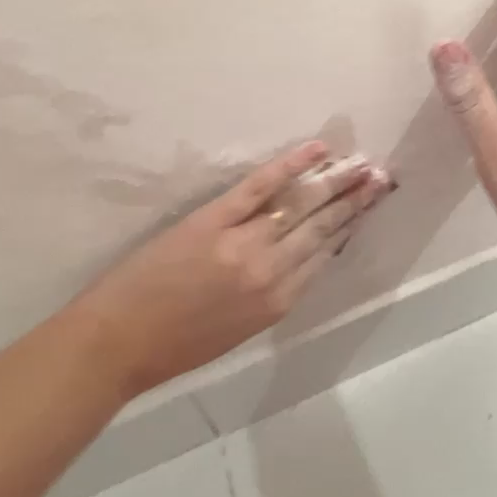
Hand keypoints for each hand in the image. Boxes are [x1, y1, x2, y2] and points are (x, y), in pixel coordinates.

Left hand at [72, 142, 391, 395]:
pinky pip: (261, 186)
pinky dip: (290, 164)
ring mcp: (245, 242)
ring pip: (301, 204)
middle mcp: (272, 270)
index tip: (367, 207)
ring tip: (360, 162)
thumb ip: (273, 296)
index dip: (348, 228)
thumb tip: (301, 261)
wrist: (116, 343)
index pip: (323, 255)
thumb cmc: (174, 347)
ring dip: (335, 180)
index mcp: (278, 302)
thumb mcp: (239, 331)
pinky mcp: (215, 219)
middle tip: (380, 177)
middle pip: (322, 227)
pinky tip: (316, 149)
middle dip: (354, 200)